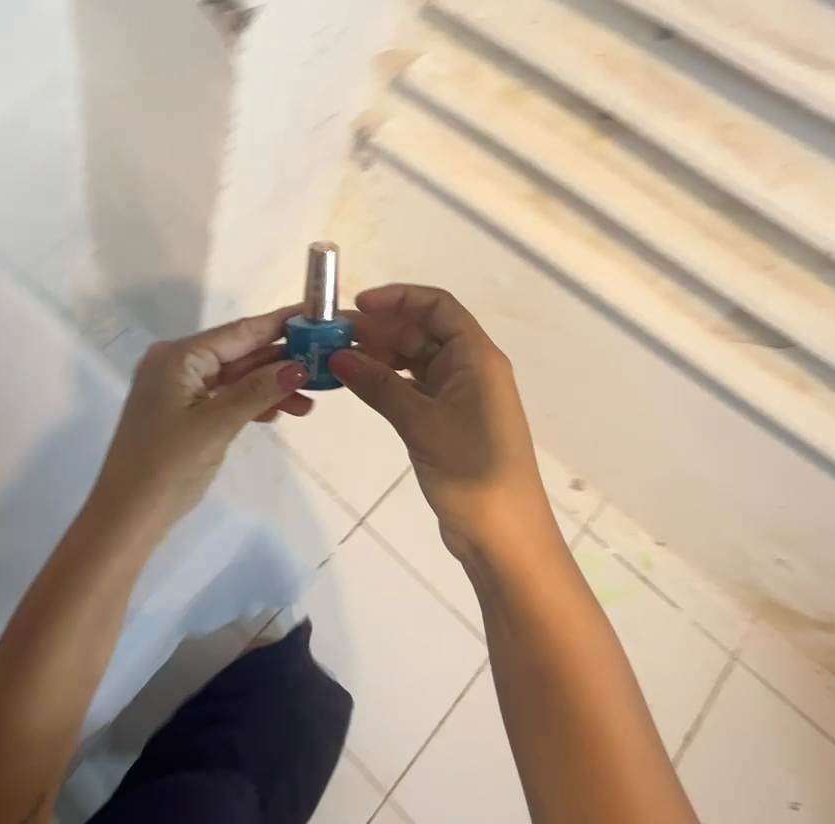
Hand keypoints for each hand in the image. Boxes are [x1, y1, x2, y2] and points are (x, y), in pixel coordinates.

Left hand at [91, 306, 314, 530]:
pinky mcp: (183, 412)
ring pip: (235, 377)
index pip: (239, 332)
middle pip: (239, 353)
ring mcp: (178, 388)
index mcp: (178, 356)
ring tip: (310, 401)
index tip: (317, 314)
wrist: (127, 515)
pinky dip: (251, 403)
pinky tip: (280, 412)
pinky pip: (224, 397)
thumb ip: (258, 391)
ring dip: (270, 387)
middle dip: (280, 361)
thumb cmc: (167, 465)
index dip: (279, 324)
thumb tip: (299, 366)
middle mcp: (176, 363)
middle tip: (326, 364)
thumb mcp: (217, 424)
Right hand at [326, 285, 546, 551]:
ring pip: (413, 359)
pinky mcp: (446, 421)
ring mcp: (458, 396)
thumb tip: (338, 357)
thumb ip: (379, 386)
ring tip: (333, 358)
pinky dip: (384, 382)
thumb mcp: (422, 423)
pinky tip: (354, 384)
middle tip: (330, 336)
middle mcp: (469, 369)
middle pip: (422, 331)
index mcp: (477, 358)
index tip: (356, 305)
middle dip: (378, 328)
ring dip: (377, 355)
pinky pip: (411, 387)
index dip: (398, 298)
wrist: (504, 537)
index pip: (438, 307)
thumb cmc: (473, 471)